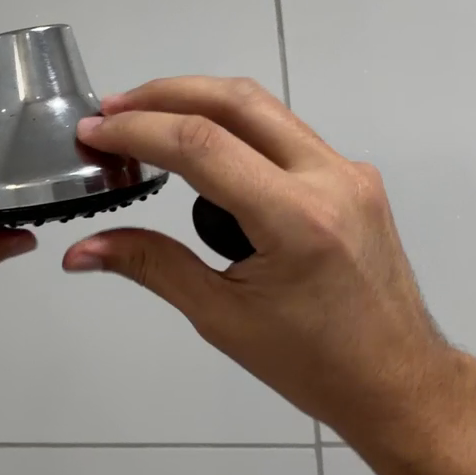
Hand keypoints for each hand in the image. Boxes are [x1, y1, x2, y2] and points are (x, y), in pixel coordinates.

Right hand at [63, 77, 462, 444]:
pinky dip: (234, 130)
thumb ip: (151, 266)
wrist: (396, 380)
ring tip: (143, 123)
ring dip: (199, 103)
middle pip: (236, 100)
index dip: (138, 131)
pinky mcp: (353, 178)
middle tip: (110, 110)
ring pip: (264, 109)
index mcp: (297, 220)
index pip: (203, 146)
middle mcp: (329, 178)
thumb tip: (79, 252)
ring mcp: (348, 172)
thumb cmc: (311, 365)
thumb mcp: (220, 317)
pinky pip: (285, 135)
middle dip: (165, 94)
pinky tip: (199, 155)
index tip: (92, 133)